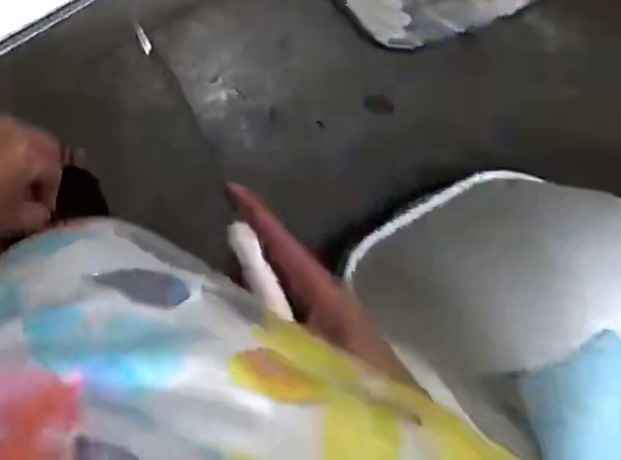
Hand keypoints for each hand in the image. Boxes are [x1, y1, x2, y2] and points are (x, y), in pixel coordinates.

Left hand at [0, 116, 63, 241]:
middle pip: (45, 145)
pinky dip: (7, 148)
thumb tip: (41, 210)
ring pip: (24, 136)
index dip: (52, 194)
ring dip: (27, 156)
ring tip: (14, 182)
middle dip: (45, 169)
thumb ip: (37, 215)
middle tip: (34, 194)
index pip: (55, 170)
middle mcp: (16, 128)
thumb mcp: (13, 220)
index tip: (41, 213)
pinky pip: (3, 133)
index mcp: (31, 150)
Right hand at [226, 183, 415, 385]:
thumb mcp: (305, 345)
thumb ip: (268, 302)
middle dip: (249, 250)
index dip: (257, 214)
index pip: (286, 243)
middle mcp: (330, 301)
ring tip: (222, 285)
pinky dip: (265, 307)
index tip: (229, 186)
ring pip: (285, 288)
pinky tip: (246, 321)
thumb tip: (236, 253)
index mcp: (328, 295)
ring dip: (255, 281)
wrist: (406, 442)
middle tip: (214, 251)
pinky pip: (288, 313)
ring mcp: (332, 325)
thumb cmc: (358, 393)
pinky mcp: (330, 348)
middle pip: (282, 262)